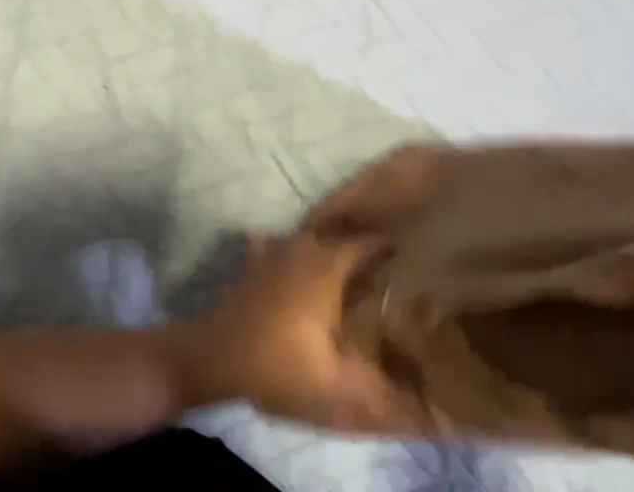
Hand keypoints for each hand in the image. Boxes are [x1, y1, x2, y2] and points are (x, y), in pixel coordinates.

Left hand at [181, 232, 412, 432]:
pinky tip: (295, 265)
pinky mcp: (251, 266)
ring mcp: (272, 254)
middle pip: (338, 238)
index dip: (390, 249)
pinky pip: (276, 246)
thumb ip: (378, 387)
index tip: (413, 259)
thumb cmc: (279, 364)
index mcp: (325, 267)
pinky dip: (289, 251)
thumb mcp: (336, 384)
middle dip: (361, 248)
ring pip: (307, 240)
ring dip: (326, 249)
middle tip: (387, 269)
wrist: (216, 357)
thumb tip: (417, 395)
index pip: (367, 244)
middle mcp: (300, 250)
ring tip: (348, 269)